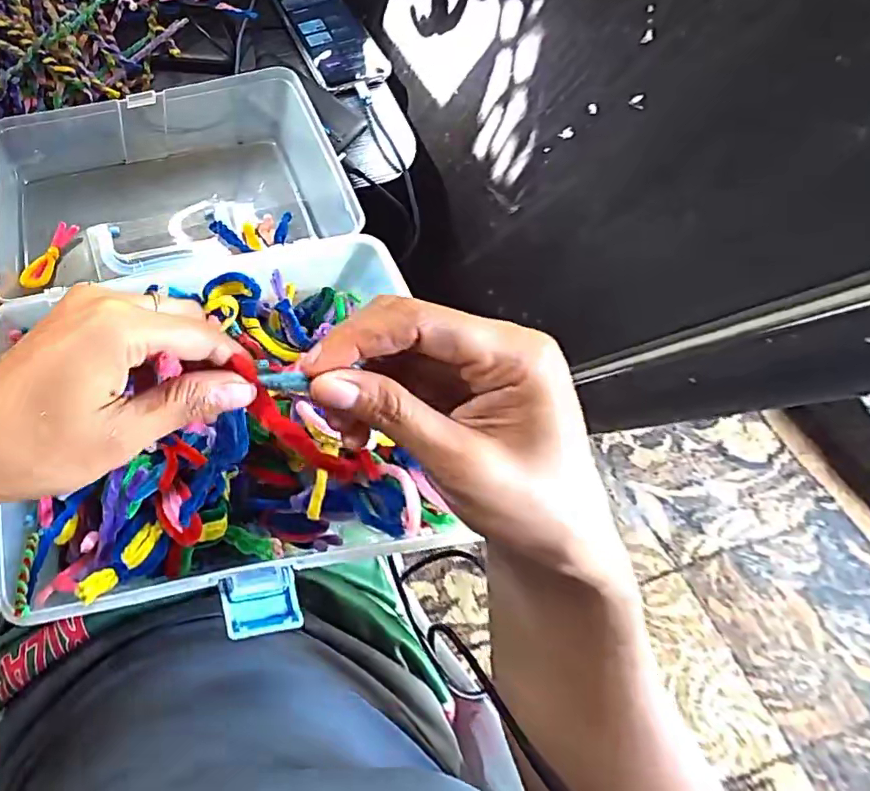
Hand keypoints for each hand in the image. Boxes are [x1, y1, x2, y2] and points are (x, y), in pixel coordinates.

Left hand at [0, 287, 255, 522]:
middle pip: (178, 315)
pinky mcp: (68, 316)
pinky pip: (125, 322)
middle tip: (212, 408)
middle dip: (204, 356)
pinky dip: (145, 350)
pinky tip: (142, 388)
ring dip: (174, 354)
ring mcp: (81, 304)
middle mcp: (103, 299)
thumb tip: (241, 389)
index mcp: (119, 323)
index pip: (200, 332)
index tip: (253, 395)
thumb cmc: (38, 449)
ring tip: (176, 405)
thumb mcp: (120, 435)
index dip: (232, 362)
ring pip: (153, 317)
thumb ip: (184, 403)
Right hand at [299, 296, 632, 591]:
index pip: (418, 321)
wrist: (558, 549)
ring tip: (338, 425)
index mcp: (511, 352)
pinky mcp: (446, 384)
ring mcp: (465, 364)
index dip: (357, 338)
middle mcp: (486, 345)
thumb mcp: (458, 461)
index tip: (311, 370)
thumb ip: (391, 414)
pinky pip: (390, 374)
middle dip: (350, 357)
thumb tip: (322, 384)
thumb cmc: (530, 509)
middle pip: (398, 326)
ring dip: (352, 381)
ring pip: (387, 350)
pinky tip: (354, 428)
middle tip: (314, 394)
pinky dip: (363, 397)